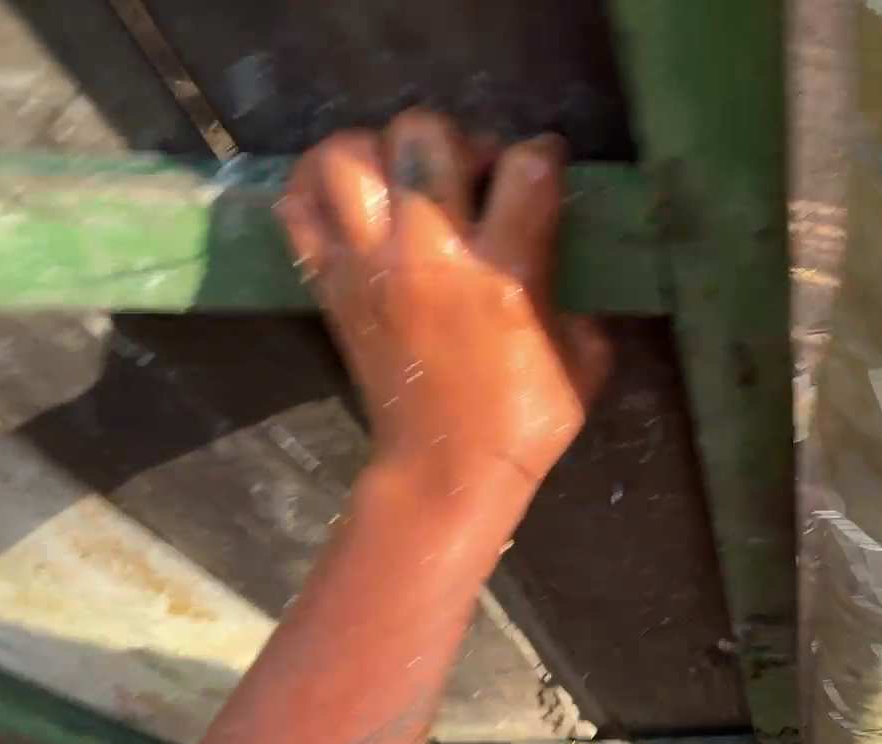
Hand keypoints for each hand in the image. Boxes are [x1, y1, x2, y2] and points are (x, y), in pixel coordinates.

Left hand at [278, 109, 611, 487]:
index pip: (526, 171)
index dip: (544, 155)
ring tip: (404, 182)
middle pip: (424, 136)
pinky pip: (296, 204)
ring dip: (379, 152)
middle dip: (458, 141)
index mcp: (507, 276)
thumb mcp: (585, 364)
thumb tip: (556, 267)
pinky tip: (353, 203)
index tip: (546, 166)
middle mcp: (433, 255)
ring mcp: (371, 266)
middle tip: (471, 177)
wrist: (448, 470)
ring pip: (346, 154)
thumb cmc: (527, 423)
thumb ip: (578, 304)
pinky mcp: (330, 284)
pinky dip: (317, 187)